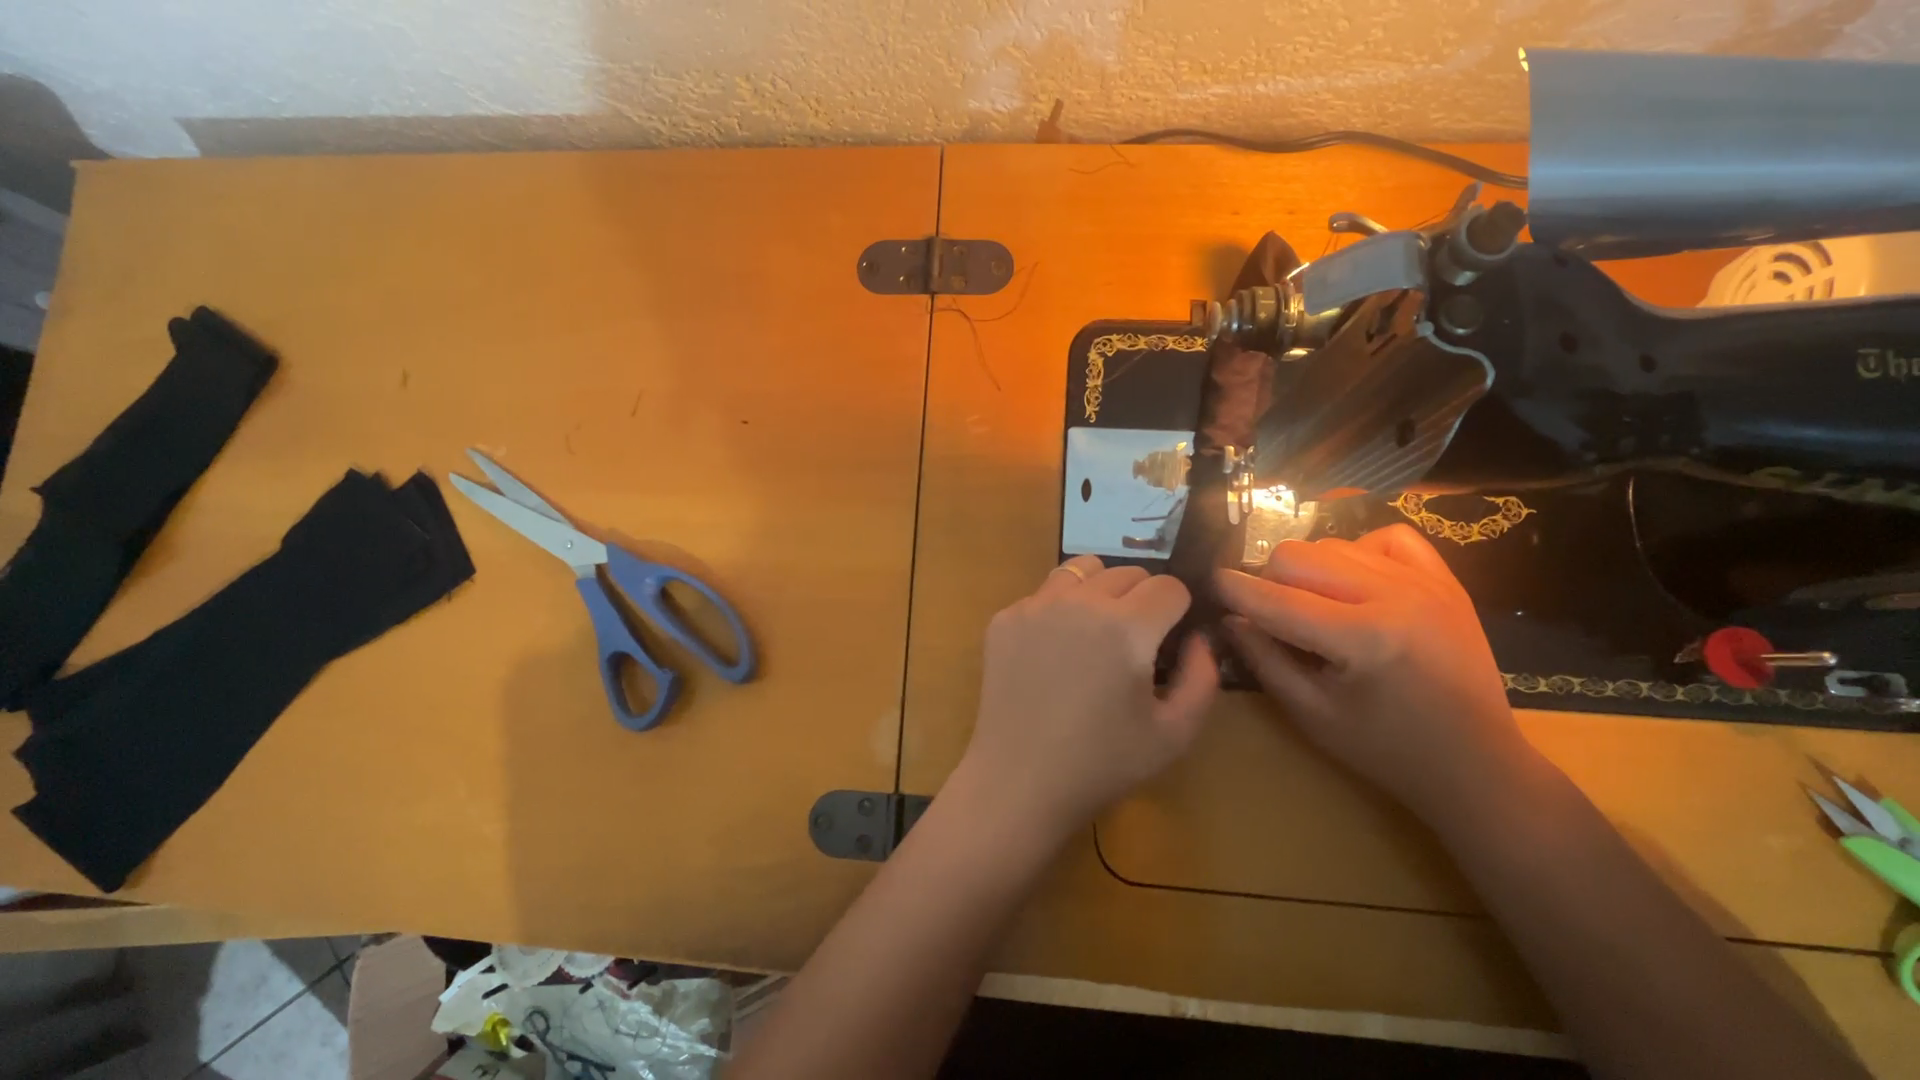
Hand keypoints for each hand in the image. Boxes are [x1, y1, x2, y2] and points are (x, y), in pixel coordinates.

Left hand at [957, 555, 1219, 841]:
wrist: (1019, 783)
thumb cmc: (1103, 764)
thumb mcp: (1175, 733)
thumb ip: (1203, 677)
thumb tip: (1199, 637)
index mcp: (1127, 628)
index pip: (1170, 586)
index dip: (1180, 610)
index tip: (1173, 638)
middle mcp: (1080, 603)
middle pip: (1128, 573)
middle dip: (1144, 598)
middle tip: (1138, 641)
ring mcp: (1035, 607)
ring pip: (1082, 570)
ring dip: (1101, 589)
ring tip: (1099, 630)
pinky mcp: (1004, 619)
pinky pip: (1044, 593)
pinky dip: (1060, 607)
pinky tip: (1057, 650)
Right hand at [1214, 524, 1538, 819]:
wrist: (1475, 763)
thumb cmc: (1386, 750)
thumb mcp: (1312, 715)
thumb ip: (1265, 660)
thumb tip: (1231, 617)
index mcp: (1362, 640)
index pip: (1277, 599)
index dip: (1234, 589)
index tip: (1210, 583)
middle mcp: (1394, 597)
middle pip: (1299, 555)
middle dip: (1271, 579)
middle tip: (1270, 613)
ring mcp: (1425, 583)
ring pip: (1336, 544)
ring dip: (1310, 570)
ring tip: (1313, 606)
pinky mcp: (1445, 580)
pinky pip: (1387, 538)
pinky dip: (1359, 552)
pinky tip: (1354, 583)